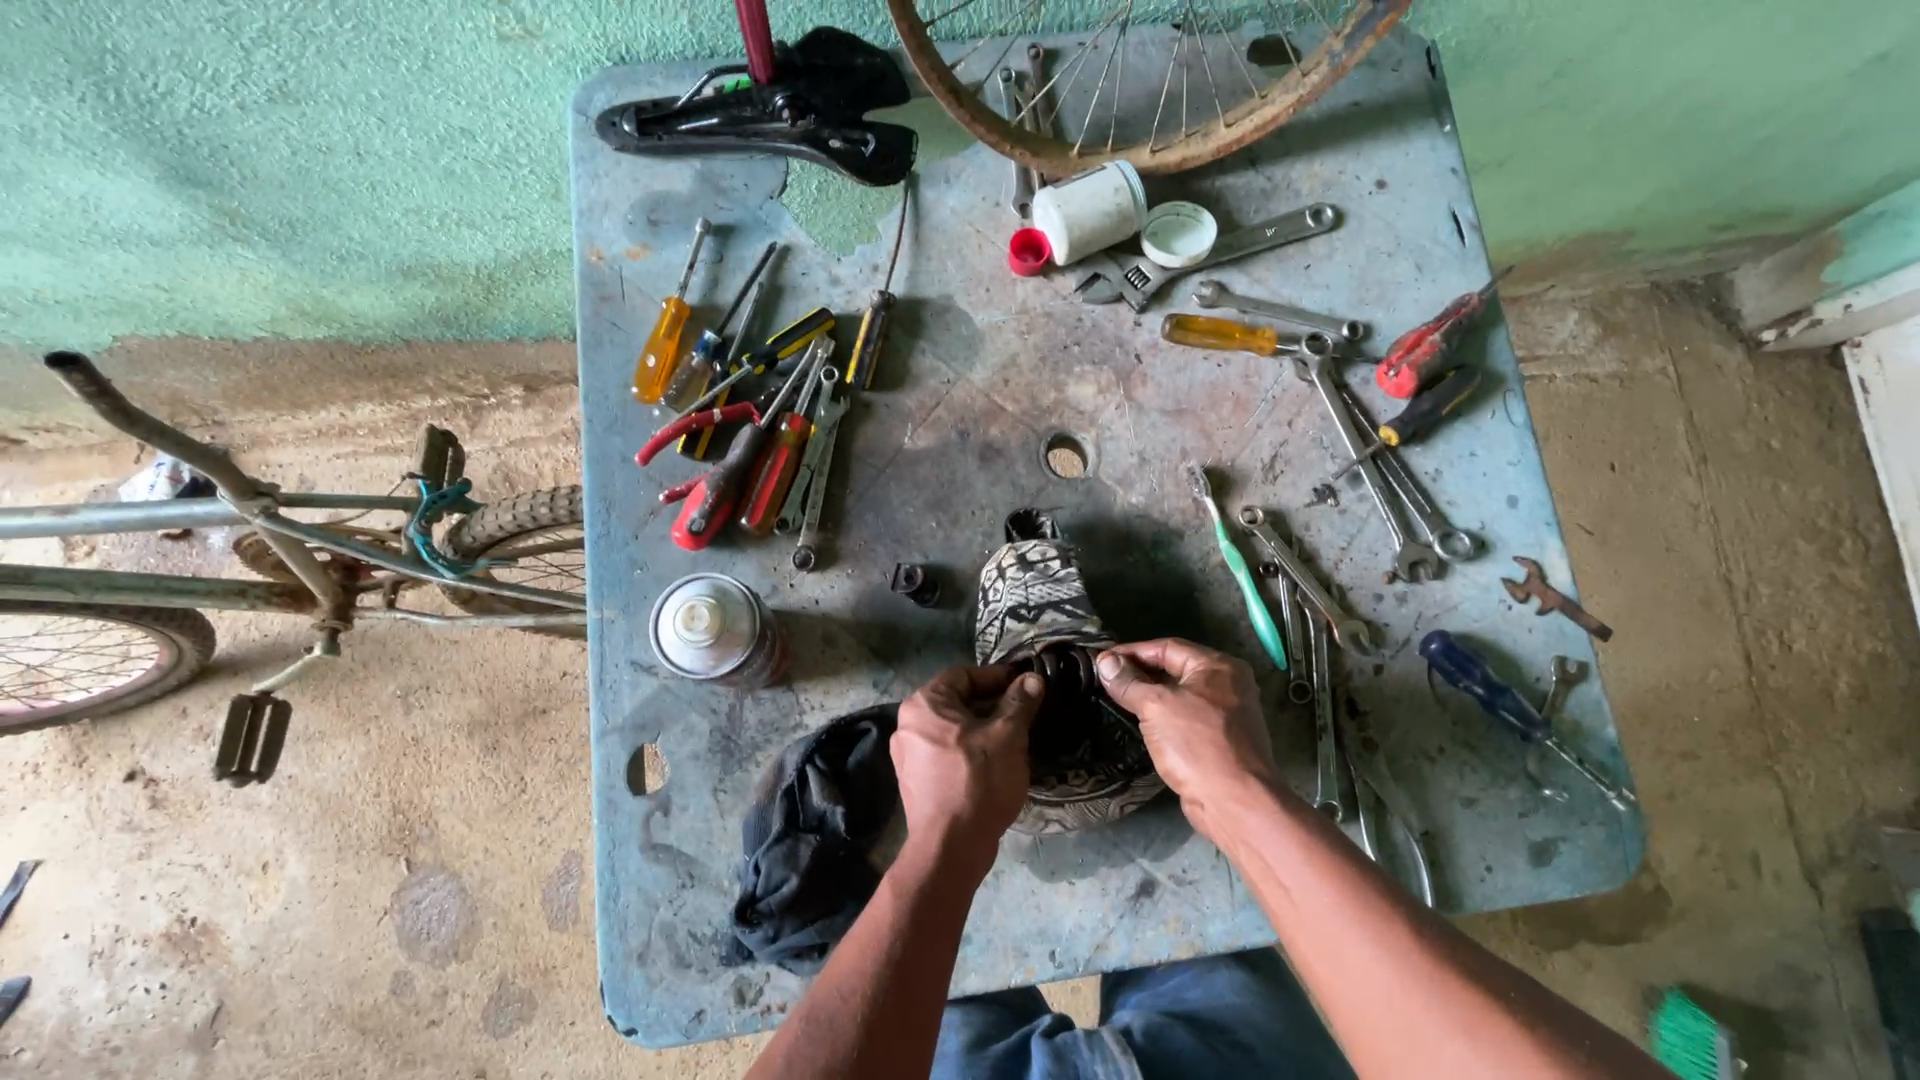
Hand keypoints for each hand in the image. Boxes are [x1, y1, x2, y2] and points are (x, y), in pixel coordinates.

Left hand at [891, 665, 1043, 881]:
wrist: (951, 847)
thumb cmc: (978, 782)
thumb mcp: (1007, 737)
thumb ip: (1019, 703)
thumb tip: (1032, 679)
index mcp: (924, 704)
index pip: (964, 674)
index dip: (997, 677)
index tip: (1026, 685)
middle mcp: (908, 724)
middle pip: (957, 701)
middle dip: (993, 704)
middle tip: (1026, 713)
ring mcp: (908, 755)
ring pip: (954, 729)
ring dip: (984, 729)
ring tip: (1016, 738)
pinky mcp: (916, 780)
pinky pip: (947, 752)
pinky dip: (971, 750)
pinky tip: (995, 763)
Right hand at [1095, 638, 1275, 841]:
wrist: (1235, 802)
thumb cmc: (1197, 745)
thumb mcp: (1156, 706)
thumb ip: (1129, 682)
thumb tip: (1105, 661)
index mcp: (1219, 666)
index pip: (1167, 647)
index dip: (1132, 651)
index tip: (1102, 660)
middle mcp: (1229, 684)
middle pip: (1175, 669)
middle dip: (1140, 673)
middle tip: (1106, 679)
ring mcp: (1229, 714)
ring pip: (1181, 695)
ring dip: (1150, 696)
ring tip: (1117, 699)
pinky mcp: (1222, 740)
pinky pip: (1187, 718)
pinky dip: (1164, 717)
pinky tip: (1142, 724)